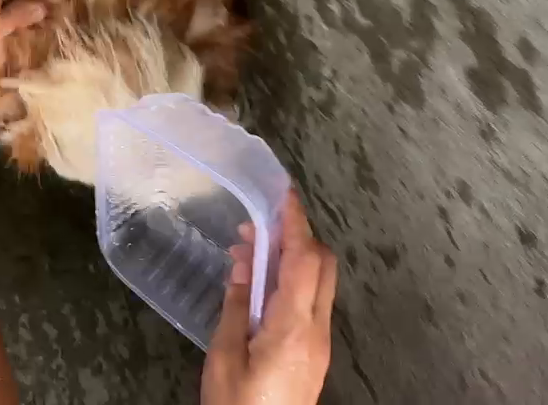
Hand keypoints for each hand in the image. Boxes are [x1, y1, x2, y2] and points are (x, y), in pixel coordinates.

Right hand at [202, 192, 337, 404]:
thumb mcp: (225, 355)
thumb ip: (237, 305)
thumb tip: (245, 265)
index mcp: (293, 326)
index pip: (303, 260)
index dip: (295, 222)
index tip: (283, 192)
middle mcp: (316, 331)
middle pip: (322, 265)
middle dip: (296, 234)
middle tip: (259, 223)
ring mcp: (320, 344)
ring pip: (319, 282)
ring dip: (291, 257)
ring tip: (248, 252)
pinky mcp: (315, 354)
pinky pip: (311, 302)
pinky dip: (291, 280)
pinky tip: (259, 284)